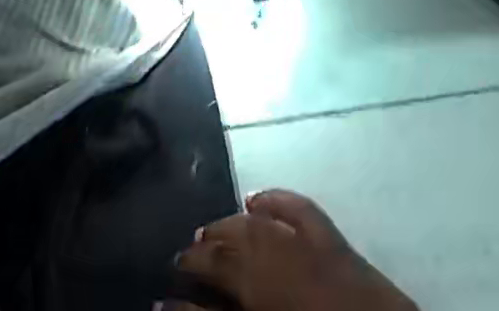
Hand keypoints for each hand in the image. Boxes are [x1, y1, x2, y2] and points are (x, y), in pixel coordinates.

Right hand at [174, 190, 417, 310]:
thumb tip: (171, 309)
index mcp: (259, 293)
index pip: (209, 283)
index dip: (182, 291)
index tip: (161, 295)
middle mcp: (277, 266)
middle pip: (227, 252)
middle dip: (201, 253)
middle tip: (182, 259)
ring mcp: (307, 251)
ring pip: (253, 228)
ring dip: (228, 227)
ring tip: (209, 232)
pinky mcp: (336, 245)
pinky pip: (299, 212)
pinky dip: (276, 202)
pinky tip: (256, 199)